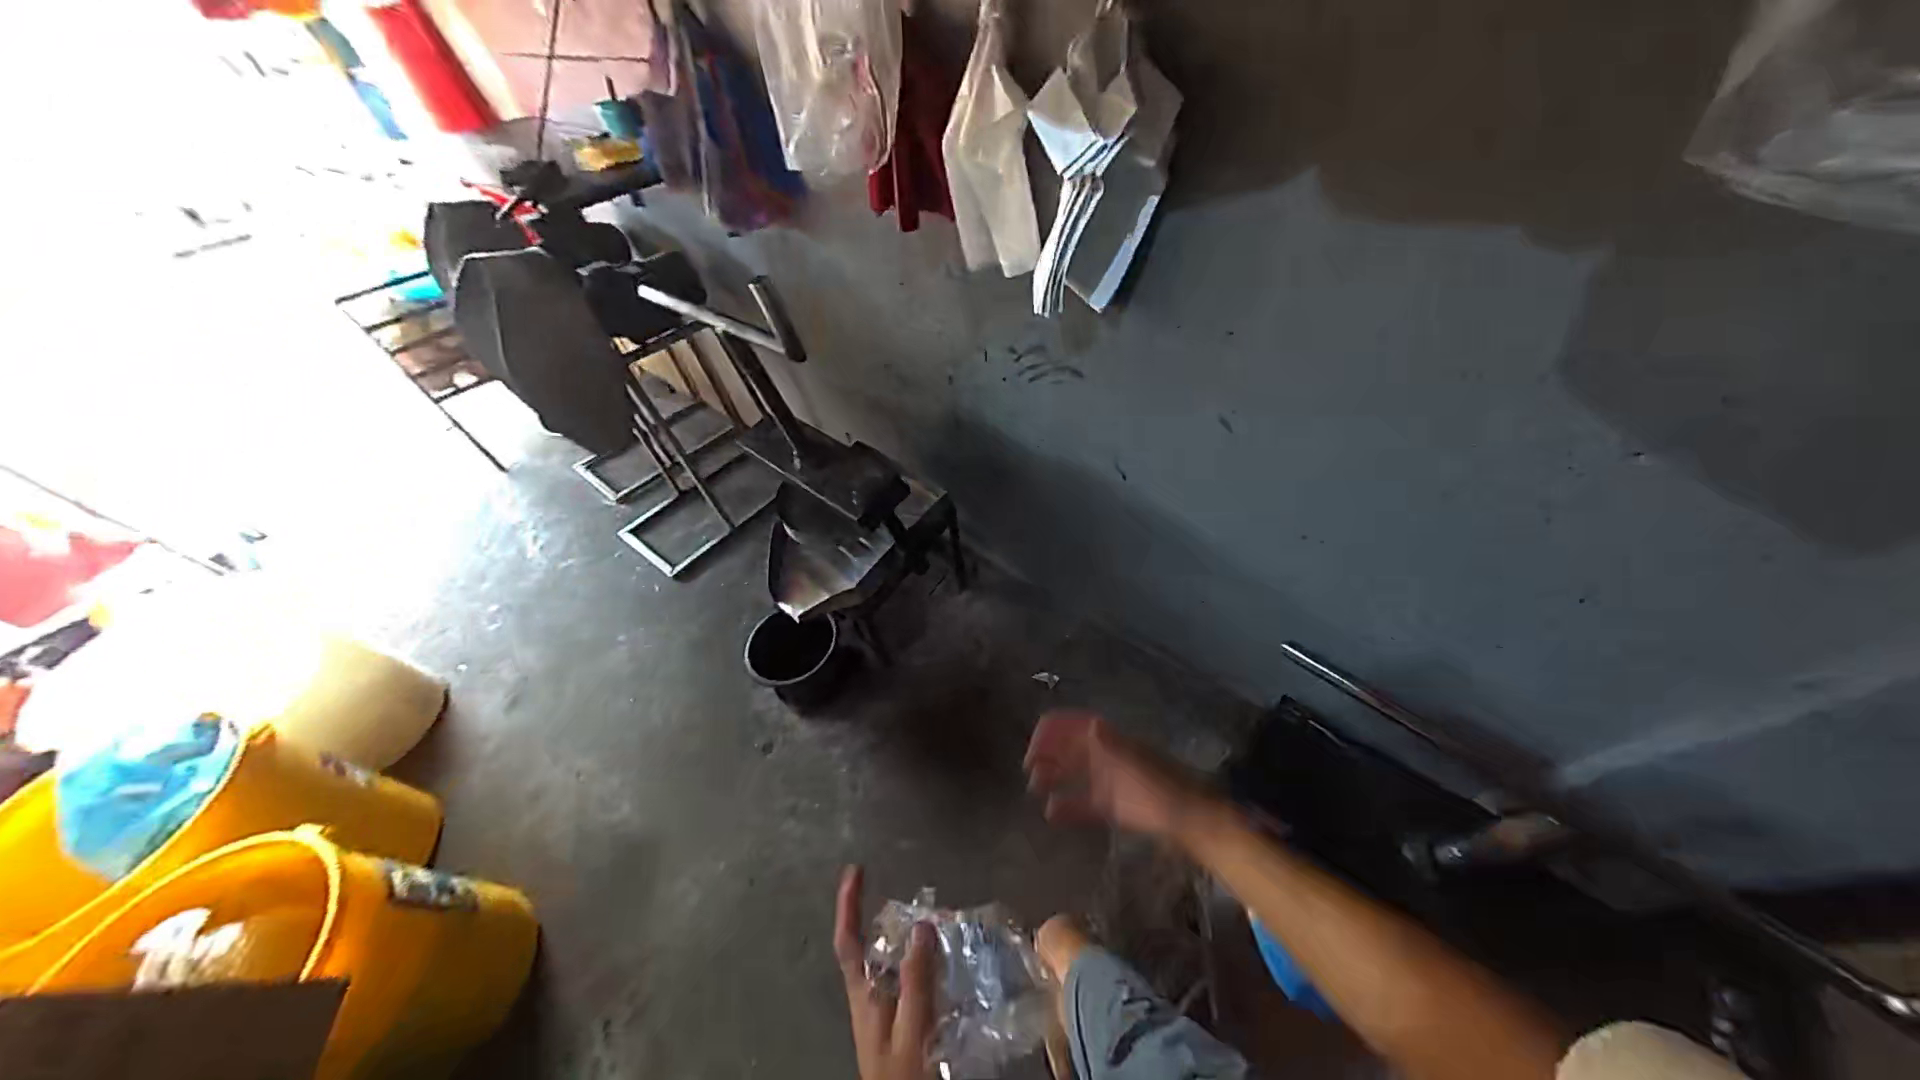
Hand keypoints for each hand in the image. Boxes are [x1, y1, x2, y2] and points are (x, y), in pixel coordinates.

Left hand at [834, 865, 937, 1079]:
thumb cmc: (901, 1075)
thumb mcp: (911, 1028)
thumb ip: (916, 979)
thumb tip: (922, 924)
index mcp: (864, 995)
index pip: (848, 941)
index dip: (848, 905)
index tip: (854, 870)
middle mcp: (870, 996)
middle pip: (873, 945)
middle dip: (889, 915)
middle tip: (922, 898)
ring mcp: (885, 1009)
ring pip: (895, 960)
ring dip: (912, 937)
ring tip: (942, 921)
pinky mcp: (901, 1021)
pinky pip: (911, 979)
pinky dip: (926, 961)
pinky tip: (947, 959)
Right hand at [1023, 708, 1214, 838]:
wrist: (1191, 819)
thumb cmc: (1162, 786)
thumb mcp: (1136, 763)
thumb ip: (1112, 745)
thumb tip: (1092, 723)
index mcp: (1108, 740)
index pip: (1072, 725)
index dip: (1051, 732)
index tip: (1033, 747)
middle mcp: (1103, 756)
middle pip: (1067, 748)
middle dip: (1046, 754)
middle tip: (1028, 770)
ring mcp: (1106, 781)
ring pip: (1071, 774)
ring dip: (1052, 776)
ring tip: (1034, 788)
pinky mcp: (1110, 806)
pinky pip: (1082, 803)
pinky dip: (1066, 806)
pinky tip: (1051, 814)